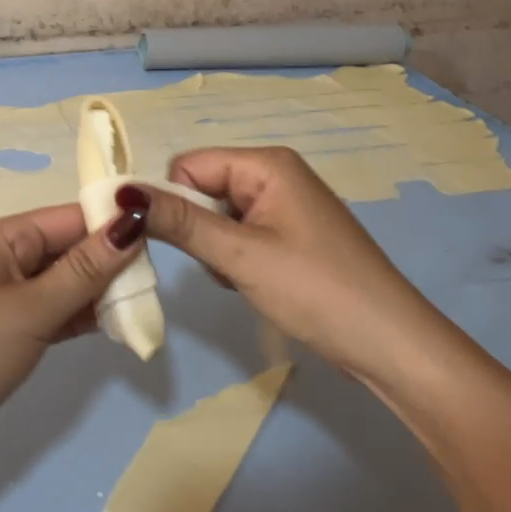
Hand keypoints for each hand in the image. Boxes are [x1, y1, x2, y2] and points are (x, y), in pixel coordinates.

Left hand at [0, 203, 146, 463]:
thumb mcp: (31, 307)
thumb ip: (84, 270)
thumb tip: (133, 220)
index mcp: (3, 237)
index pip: (69, 217)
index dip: (113, 223)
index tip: (164, 234)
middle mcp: (4, 259)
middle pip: (68, 249)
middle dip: (110, 261)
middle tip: (158, 282)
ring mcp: (6, 299)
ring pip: (65, 284)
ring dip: (100, 293)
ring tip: (144, 306)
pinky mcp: (10, 334)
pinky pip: (55, 314)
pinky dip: (82, 318)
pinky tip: (115, 328)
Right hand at [135, 147, 453, 385]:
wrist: (391, 347)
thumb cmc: (317, 291)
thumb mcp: (240, 256)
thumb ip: (179, 223)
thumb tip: (120, 194)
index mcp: (267, 164)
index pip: (187, 165)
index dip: (172, 201)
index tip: (178, 243)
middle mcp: (275, 174)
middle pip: (201, 188)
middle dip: (196, 227)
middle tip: (219, 264)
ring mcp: (285, 206)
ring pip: (216, 214)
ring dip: (214, 248)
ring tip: (241, 277)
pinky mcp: (290, 235)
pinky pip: (239, 233)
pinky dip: (234, 258)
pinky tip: (254, 283)